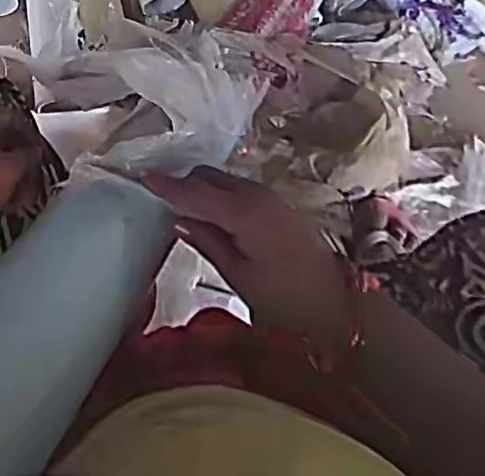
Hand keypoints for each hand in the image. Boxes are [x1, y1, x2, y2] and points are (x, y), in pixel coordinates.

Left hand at [0, 104, 45, 216]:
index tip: (38, 145)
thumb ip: (28, 155)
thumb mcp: (14, 168)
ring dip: (6, 161)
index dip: (29, 130)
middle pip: (0, 132)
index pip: (12, 115)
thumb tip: (34, 151)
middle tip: (31, 162)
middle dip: (18, 148)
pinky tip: (3, 187)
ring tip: (20, 179)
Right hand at [142, 167, 350, 340]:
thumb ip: (206, 240)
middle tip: (160, 201)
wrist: (342, 308)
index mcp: (243, 212)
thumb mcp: (239, 276)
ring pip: (220, 179)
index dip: (167, 186)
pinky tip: (210, 214)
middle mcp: (255, 194)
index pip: (194, 192)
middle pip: (206, 176)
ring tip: (182, 209)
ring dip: (200, 188)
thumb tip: (177, 218)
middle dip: (182, 184)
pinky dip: (216, 193)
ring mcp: (267, 195)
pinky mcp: (274, 202)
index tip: (142, 178)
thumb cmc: (287, 301)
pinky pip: (235, 187)